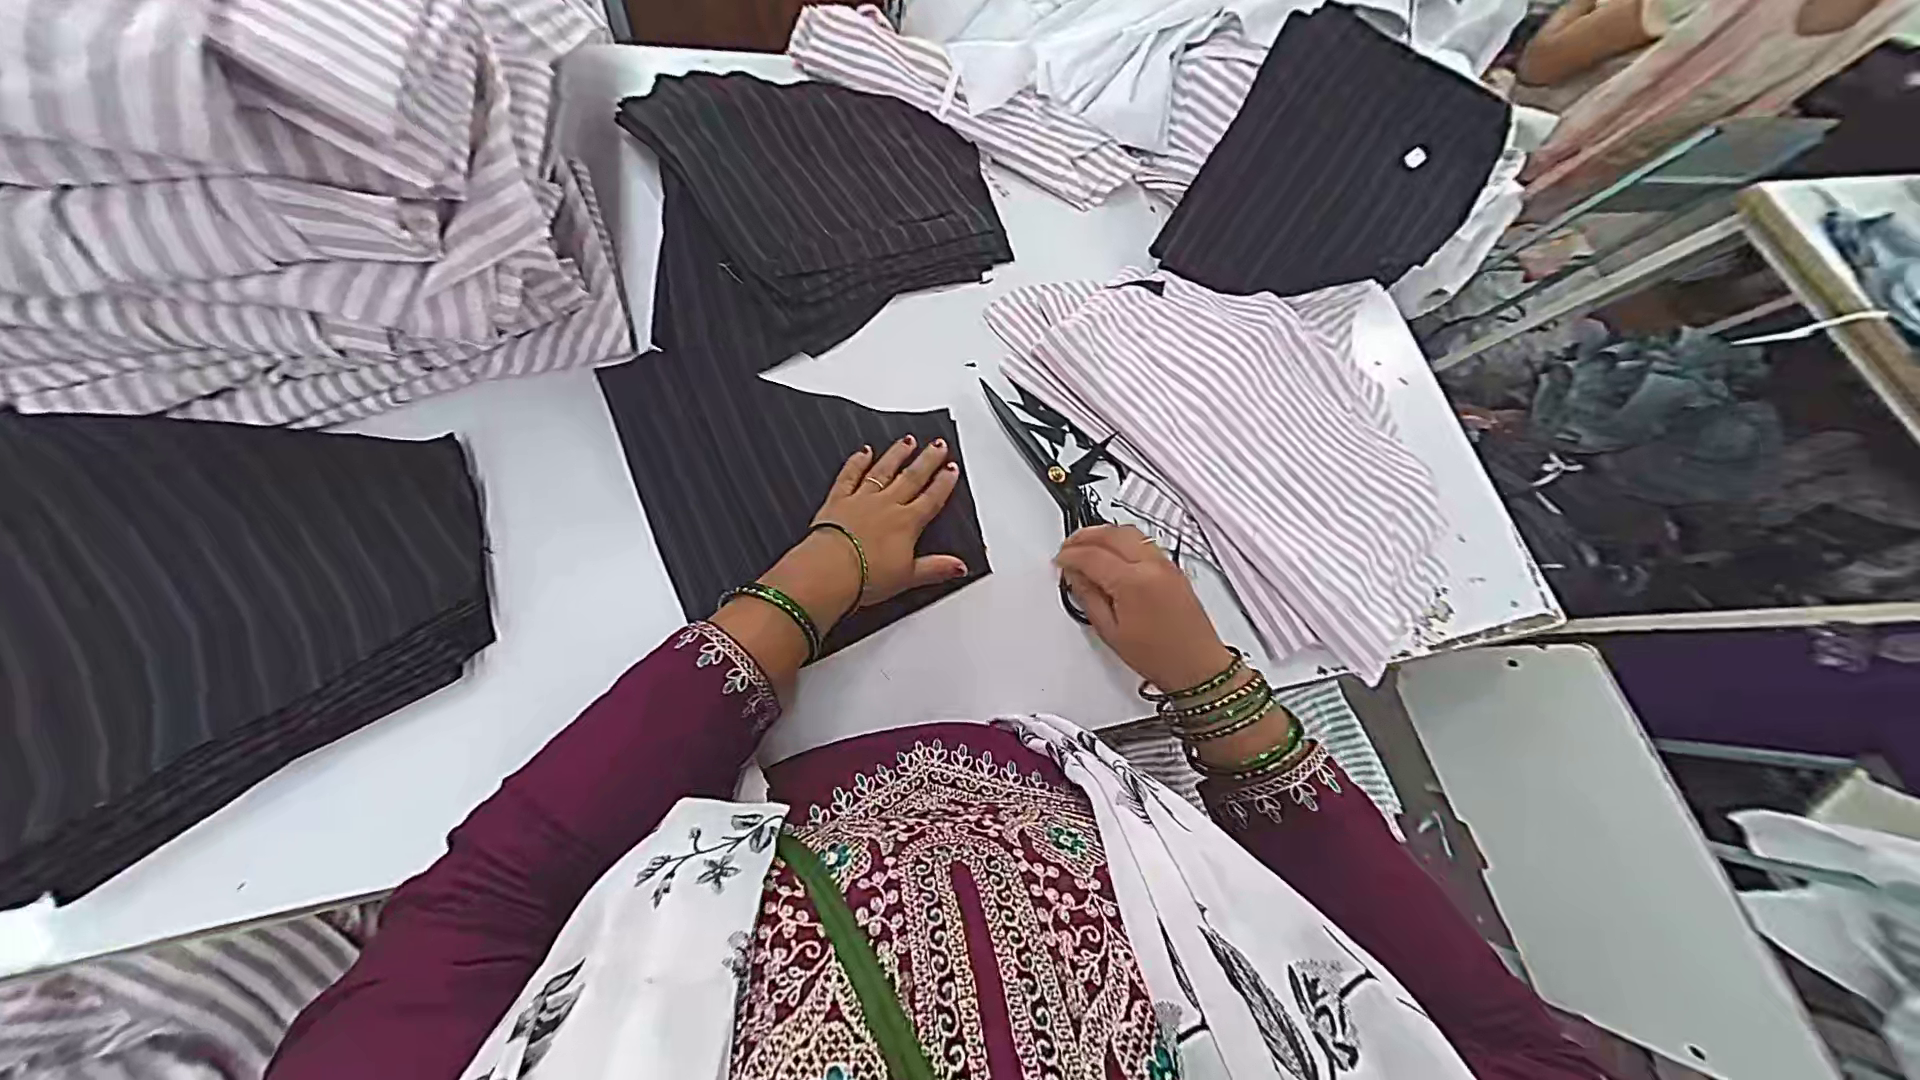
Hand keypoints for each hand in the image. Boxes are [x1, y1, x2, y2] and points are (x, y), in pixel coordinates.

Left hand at [712, 436, 966, 695]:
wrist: (830, 572)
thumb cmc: (865, 577)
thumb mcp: (908, 577)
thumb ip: (936, 568)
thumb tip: (959, 567)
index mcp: (907, 523)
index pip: (931, 499)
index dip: (943, 483)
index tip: (951, 469)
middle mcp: (886, 506)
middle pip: (912, 477)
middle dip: (927, 460)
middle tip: (938, 445)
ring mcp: (861, 500)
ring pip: (884, 470)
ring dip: (897, 455)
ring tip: (907, 441)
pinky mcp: (837, 501)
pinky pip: (850, 476)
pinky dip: (857, 462)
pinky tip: (864, 452)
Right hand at [1054, 524, 1234, 692]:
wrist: (1197, 667)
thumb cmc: (1160, 656)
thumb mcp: (1110, 631)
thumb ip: (1088, 597)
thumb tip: (1075, 576)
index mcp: (1133, 582)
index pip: (1092, 555)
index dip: (1070, 556)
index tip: (1060, 561)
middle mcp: (1151, 566)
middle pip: (1111, 534)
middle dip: (1084, 537)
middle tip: (1068, 547)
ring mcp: (1165, 564)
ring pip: (1128, 532)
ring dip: (1103, 533)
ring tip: (1086, 545)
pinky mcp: (1174, 568)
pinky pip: (1143, 540)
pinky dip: (1122, 538)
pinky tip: (1111, 549)